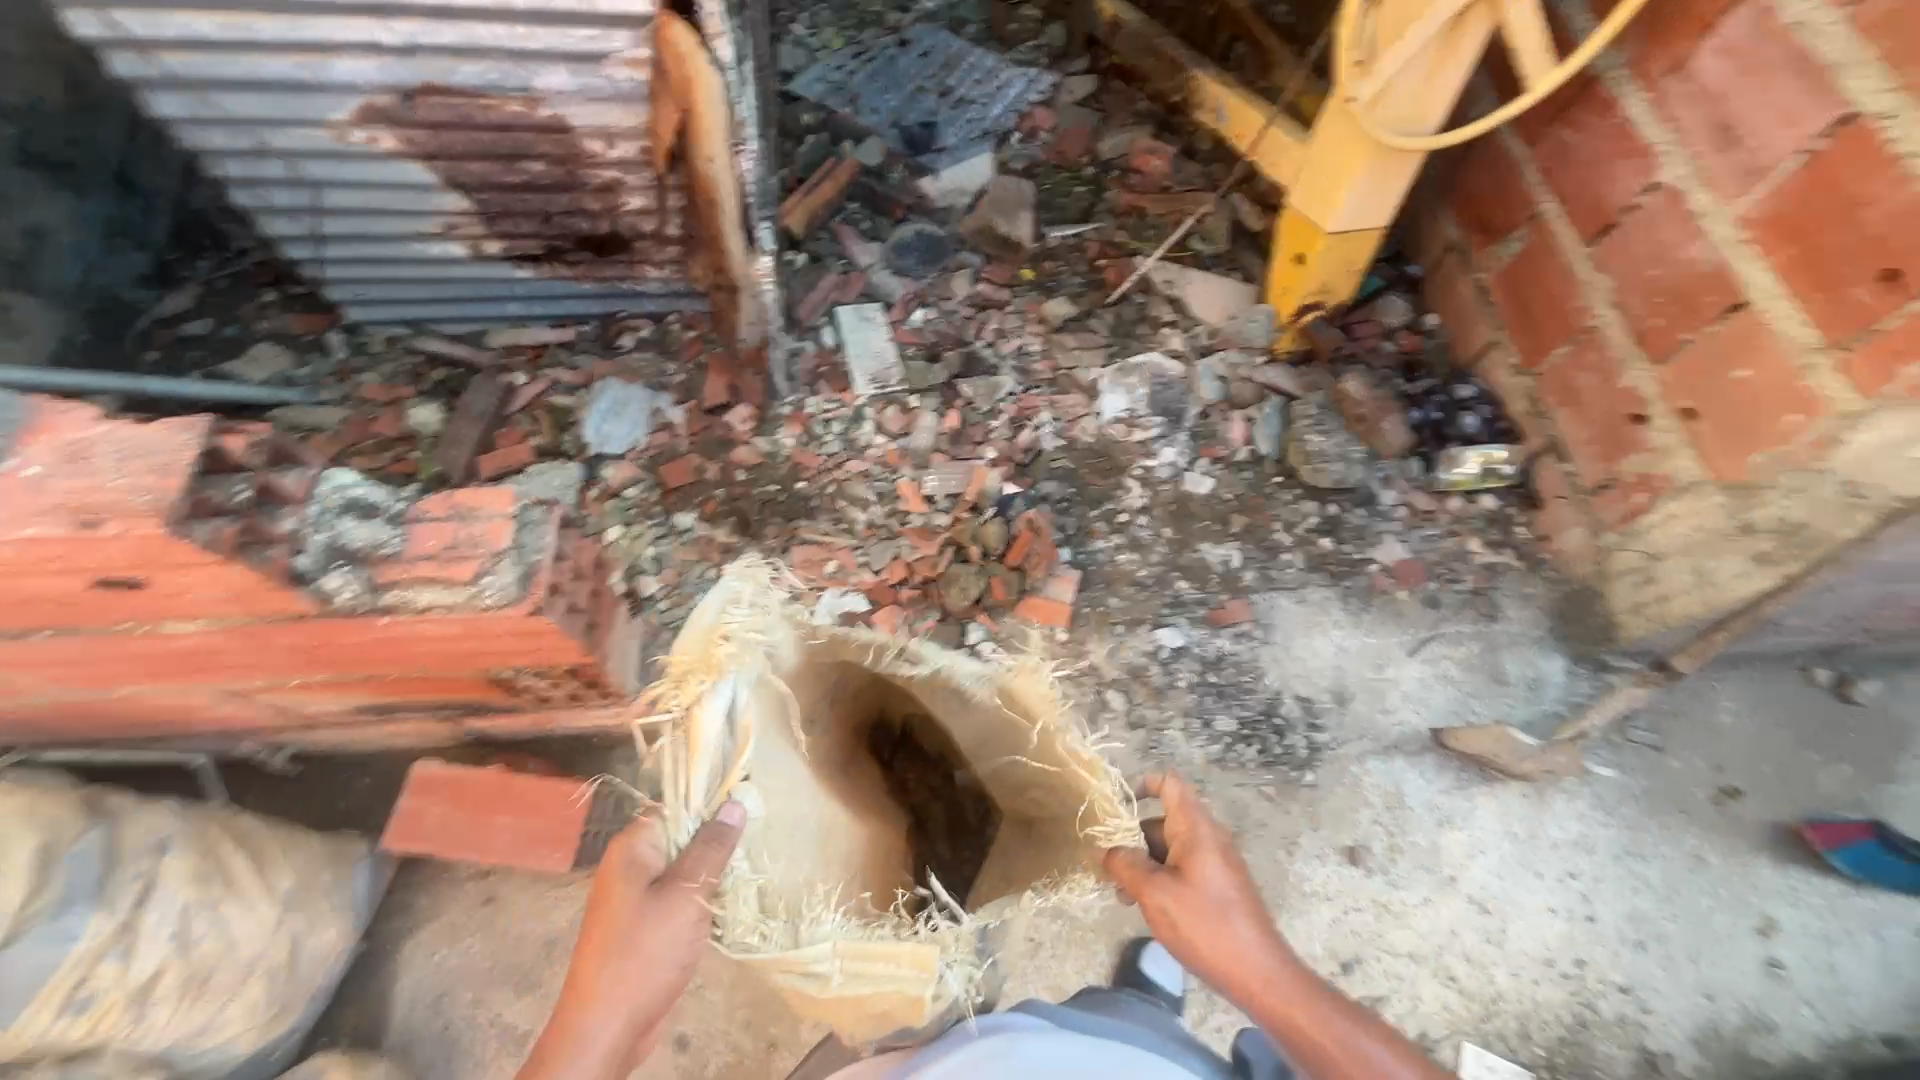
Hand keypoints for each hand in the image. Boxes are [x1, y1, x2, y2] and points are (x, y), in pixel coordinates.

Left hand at [519, 802, 744, 1079]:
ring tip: (750, 870)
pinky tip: (728, 905)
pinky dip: (701, 899)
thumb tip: (734, 803)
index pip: (677, 804)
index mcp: (633, 848)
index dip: (712, 803)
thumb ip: (712, 847)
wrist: (604, 1030)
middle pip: (682, 835)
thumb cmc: (644, 954)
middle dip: (717, 840)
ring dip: (712, 873)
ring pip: (683, 869)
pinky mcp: (643, 925)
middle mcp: (630, 865)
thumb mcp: (686, 895)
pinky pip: (678, 897)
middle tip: (756, 842)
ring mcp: (635, 897)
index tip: (749, 806)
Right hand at [1103, 773, 1297, 1004]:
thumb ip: (1124, 865)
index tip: (1117, 805)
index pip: (1170, 783)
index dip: (1143, 784)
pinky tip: (1146, 907)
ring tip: (1123, 896)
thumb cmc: (1205, 924)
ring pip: (1171, 848)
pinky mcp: (1219, 887)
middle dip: (1133, 838)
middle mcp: (1208, 837)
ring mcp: (1216, 863)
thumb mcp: (1154, 893)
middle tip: (1109, 866)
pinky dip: (1161, 878)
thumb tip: (1104, 850)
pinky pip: (1183, 868)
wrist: (1258, 973)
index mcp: (1196, 827)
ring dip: (1144, 864)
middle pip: (1163, 820)